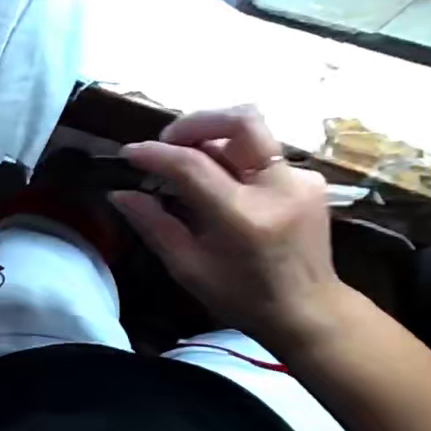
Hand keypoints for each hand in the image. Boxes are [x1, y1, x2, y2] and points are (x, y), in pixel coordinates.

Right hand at [108, 107, 358, 350]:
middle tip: (169, 141)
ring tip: (191, 160)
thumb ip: (154, 225)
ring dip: (216, 137)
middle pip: (241, 120)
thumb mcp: (188, 268)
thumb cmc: (242, 297)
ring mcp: (301, 180)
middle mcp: (277, 188)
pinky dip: (237, 159)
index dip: (155, 153)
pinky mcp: (311, 180)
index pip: (192, 164)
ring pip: (253, 133)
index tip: (129, 152)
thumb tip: (119, 194)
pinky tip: (225, 184)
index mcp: (242, 216)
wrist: (309, 311)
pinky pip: (265, 154)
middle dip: (197, 121)